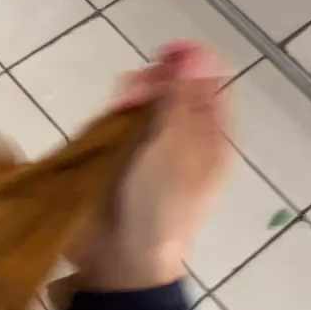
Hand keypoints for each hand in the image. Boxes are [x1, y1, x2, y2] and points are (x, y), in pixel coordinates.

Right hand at [74, 41, 231, 291]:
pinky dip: (108, 122)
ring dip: (128, 102)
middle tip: (134, 89)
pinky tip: (100, 124)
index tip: (164, 52)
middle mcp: (181, 142)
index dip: (190, 66)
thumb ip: (181, 98)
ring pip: (140, 110)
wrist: (121, 258)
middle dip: (154, 84)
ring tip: (116, 108)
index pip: (207, 87)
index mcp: (210, 140)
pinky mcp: (116, 163)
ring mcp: (148, 153)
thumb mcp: (174, 146)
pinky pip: (114, 130)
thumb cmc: (157, 205)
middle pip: (171, 95)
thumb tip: (197, 52)